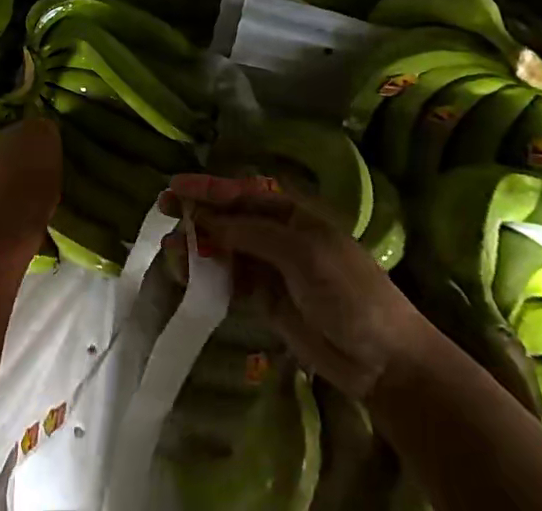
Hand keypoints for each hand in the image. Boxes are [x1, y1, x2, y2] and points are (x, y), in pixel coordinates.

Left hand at [0, 116, 60, 231]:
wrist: (17, 202)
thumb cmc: (45, 188)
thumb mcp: (56, 170)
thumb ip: (48, 158)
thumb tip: (42, 161)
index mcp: (46, 128)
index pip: (45, 129)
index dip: (44, 143)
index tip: (45, 157)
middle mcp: (22, 126)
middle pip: (23, 132)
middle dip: (24, 145)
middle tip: (28, 165)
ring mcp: (0, 137)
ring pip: (5, 144)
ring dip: (7, 155)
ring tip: (11, 176)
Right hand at [162, 174, 433, 399]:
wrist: (379, 355)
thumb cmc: (347, 290)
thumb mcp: (303, 253)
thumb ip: (254, 234)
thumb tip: (208, 219)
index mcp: (293, 213)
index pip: (243, 193)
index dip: (209, 188)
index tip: (174, 186)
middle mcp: (278, 234)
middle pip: (230, 217)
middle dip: (198, 213)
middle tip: (162, 211)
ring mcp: (271, 268)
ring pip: (226, 249)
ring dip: (198, 246)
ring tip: (170, 249)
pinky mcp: (265, 299)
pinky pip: (230, 281)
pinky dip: (208, 277)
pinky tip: (187, 275)